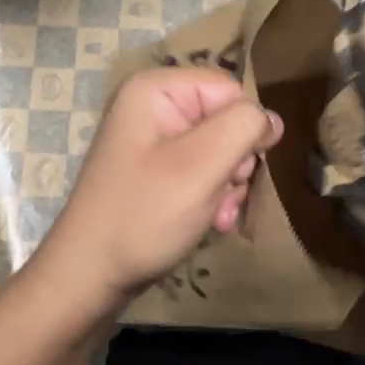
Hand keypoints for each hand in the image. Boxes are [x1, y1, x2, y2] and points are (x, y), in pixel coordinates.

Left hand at [42, 67, 283, 298]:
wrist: (91, 275)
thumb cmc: (144, 215)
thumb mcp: (201, 166)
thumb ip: (244, 129)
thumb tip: (272, 119)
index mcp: (156, 90)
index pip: (231, 91)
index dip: (244, 130)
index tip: (235, 170)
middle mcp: (153, 106)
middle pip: (227, 120)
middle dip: (235, 163)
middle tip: (223, 196)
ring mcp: (153, 139)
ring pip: (221, 149)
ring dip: (228, 185)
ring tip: (216, 214)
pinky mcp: (157, 170)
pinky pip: (203, 170)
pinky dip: (213, 196)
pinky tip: (210, 221)